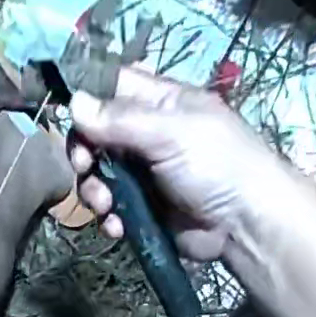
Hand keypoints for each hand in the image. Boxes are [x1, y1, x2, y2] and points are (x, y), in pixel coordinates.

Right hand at [68, 68, 295, 261]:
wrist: (243, 224)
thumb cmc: (216, 164)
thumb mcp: (170, 132)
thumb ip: (120, 120)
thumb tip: (74, 103)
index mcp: (158, 104)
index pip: (111, 88)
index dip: (87, 100)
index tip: (71, 119)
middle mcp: (146, 136)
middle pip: (96, 137)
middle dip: (84, 155)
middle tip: (86, 169)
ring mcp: (143, 176)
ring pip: (99, 177)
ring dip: (94, 192)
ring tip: (106, 207)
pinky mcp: (143, 210)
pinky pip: (111, 210)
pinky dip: (108, 219)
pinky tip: (117, 228)